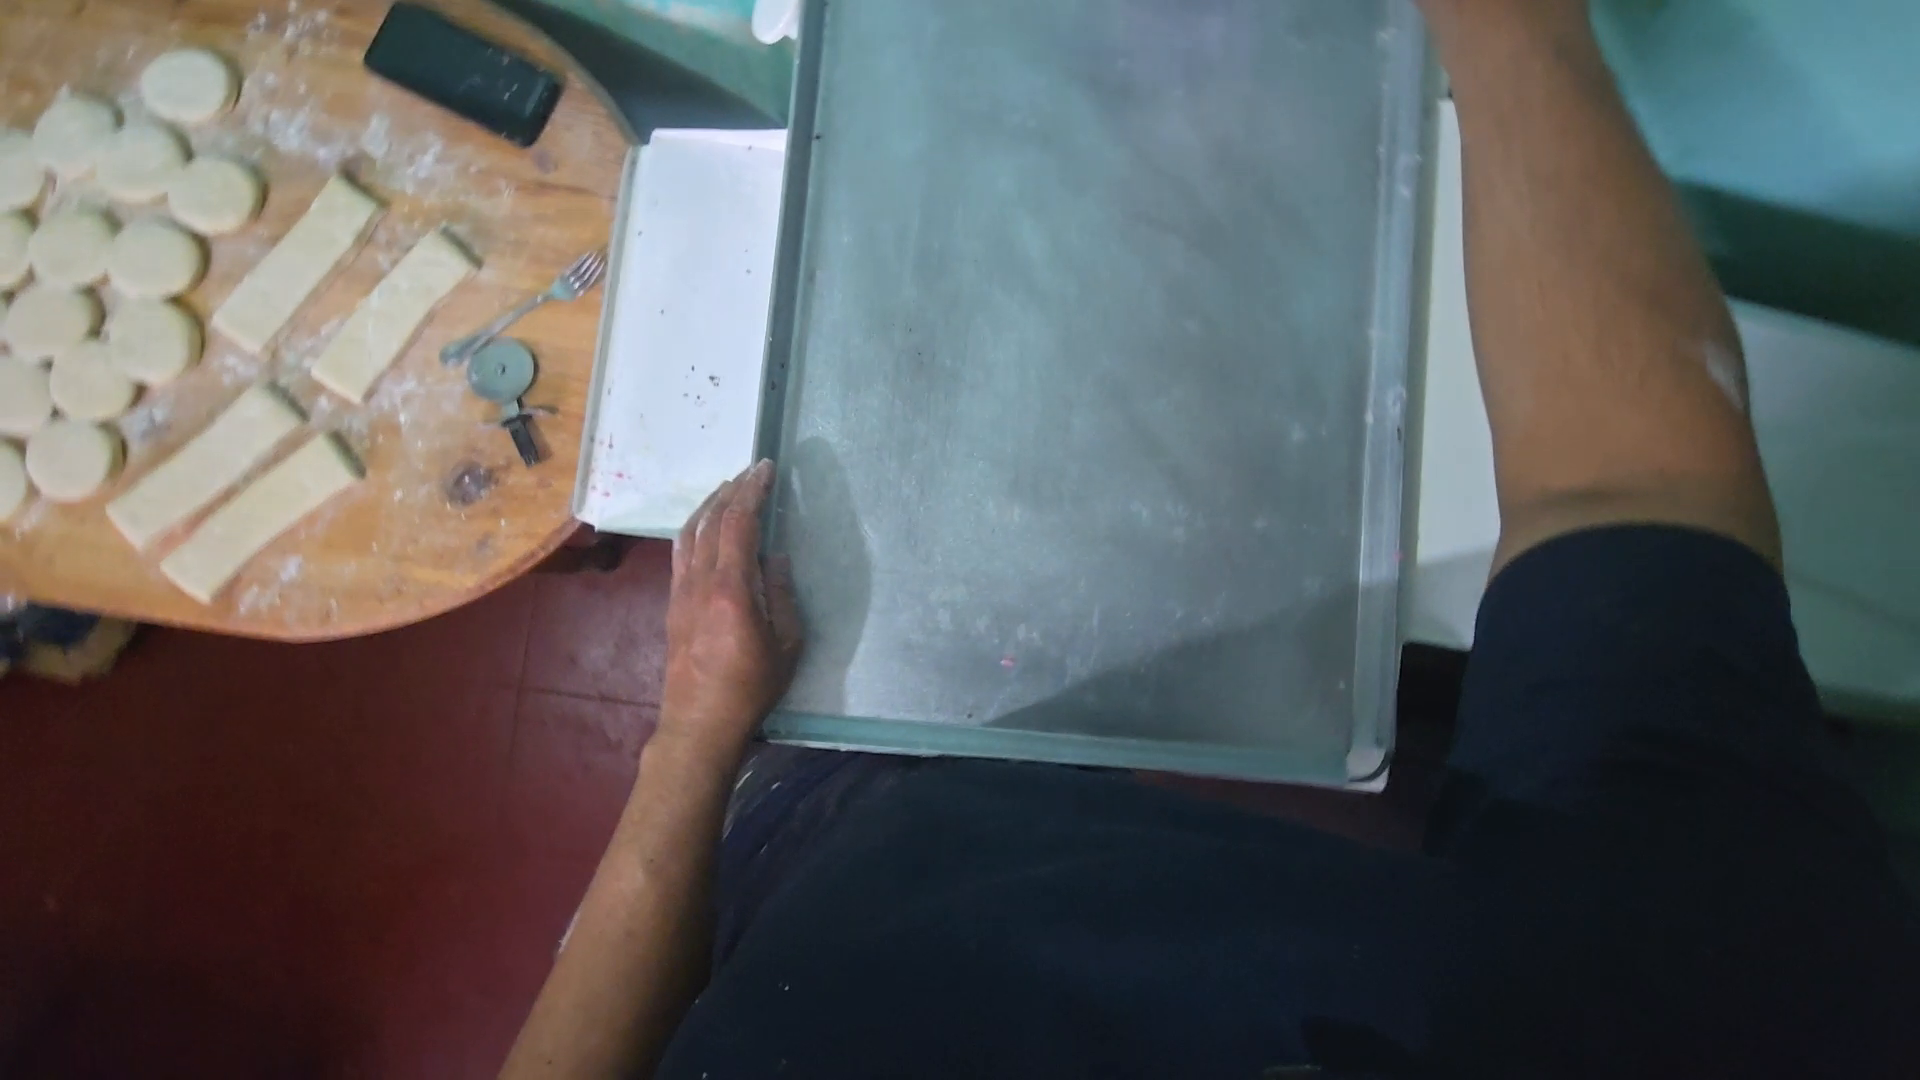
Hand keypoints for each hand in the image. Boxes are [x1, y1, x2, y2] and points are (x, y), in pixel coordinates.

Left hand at [658, 460, 803, 766]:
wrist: (699, 723)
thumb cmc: (751, 687)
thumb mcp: (786, 644)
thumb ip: (781, 595)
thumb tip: (777, 558)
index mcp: (732, 588)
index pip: (739, 523)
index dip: (752, 491)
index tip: (765, 468)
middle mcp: (700, 581)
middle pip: (712, 520)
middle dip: (733, 490)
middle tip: (752, 472)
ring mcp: (681, 591)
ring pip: (690, 532)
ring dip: (710, 505)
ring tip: (729, 490)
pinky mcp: (672, 604)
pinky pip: (681, 552)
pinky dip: (696, 528)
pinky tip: (705, 526)